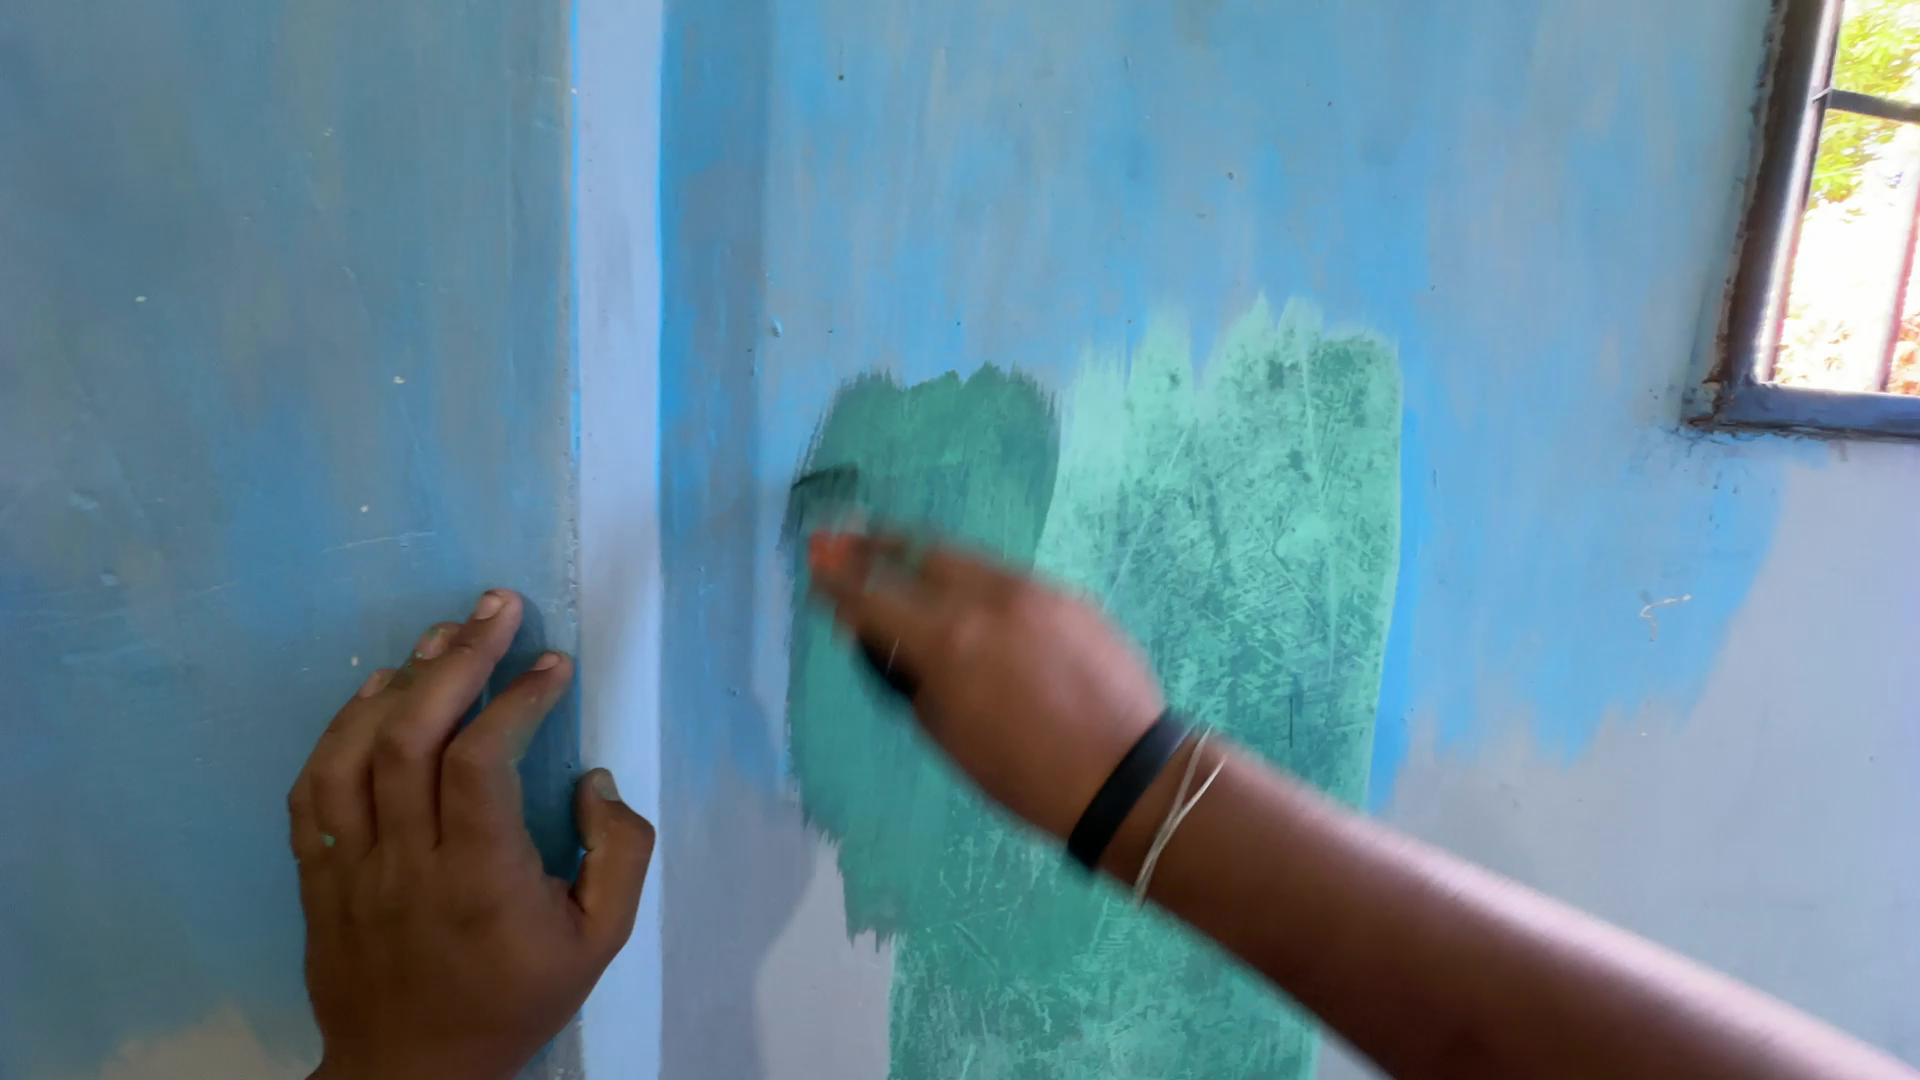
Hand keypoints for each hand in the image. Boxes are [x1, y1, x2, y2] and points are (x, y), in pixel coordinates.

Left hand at [287, 589, 654, 1079]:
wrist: (412, 1075)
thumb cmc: (520, 996)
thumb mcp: (603, 936)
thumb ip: (619, 851)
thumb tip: (591, 780)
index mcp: (479, 878)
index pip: (480, 763)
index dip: (517, 699)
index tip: (554, 663)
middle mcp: (406, 863)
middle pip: (411, 738)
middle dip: (459, 659)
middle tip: (498, 606)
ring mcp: (351, 868)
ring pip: (353, 753)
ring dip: (402, 680)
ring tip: (447, 632)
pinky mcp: (321, 875)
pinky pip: (314, 788)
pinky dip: (342, 726)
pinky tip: (379, 686)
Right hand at [806, 531, 1164, 839]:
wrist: (1125, 775)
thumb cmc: (1024, 774)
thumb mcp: (945, 734)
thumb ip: (910, 675)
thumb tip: (884, 637)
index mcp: (949, 642)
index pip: (874, 596)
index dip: (838, 581)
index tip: (815, 565)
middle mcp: (987, 598)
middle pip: (916, 551)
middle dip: (873, 545)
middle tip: (841, 539)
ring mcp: (1032, 589)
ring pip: (963, 557)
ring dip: (921, 556)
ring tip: (893, 553)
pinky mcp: (1065, 592)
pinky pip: (1003, 577)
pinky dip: (971, 581)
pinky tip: (962, 592)